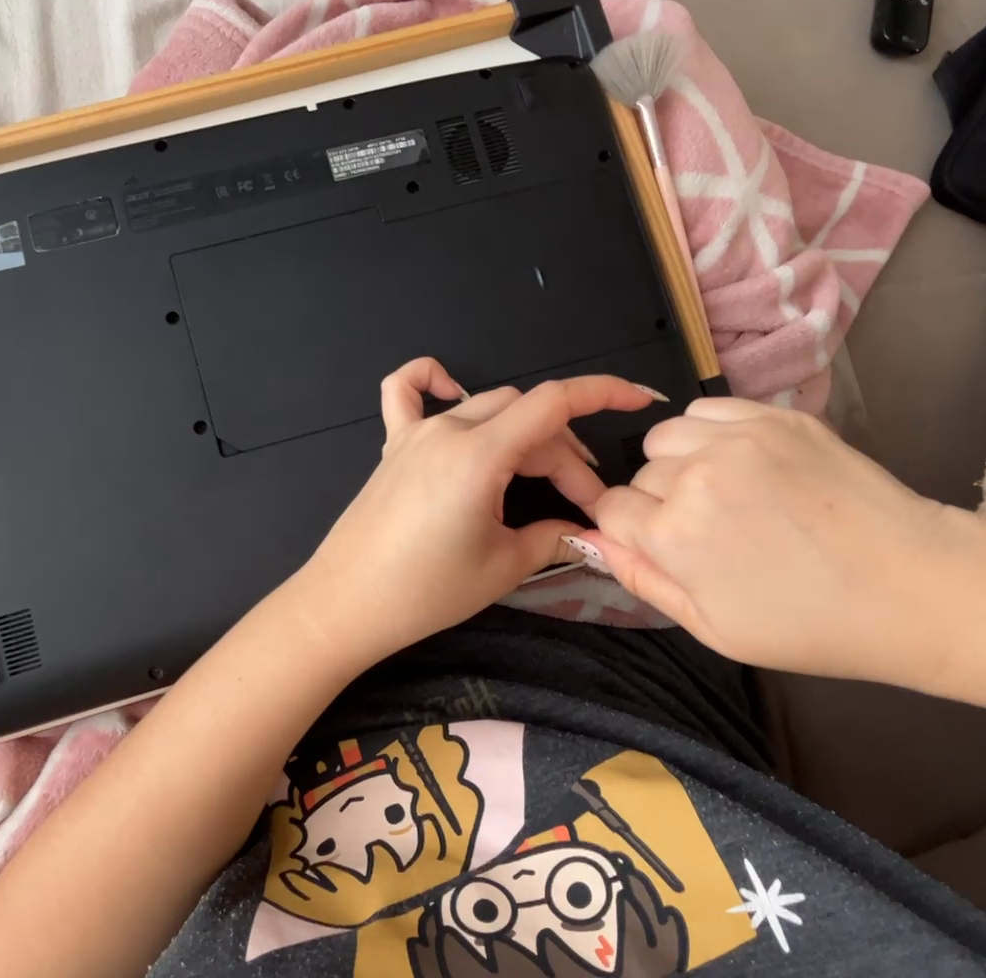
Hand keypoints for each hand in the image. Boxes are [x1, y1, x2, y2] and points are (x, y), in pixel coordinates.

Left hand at [290, 358, 662, 665]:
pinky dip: (432, 380)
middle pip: (526, 416)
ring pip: (486, 408)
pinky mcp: (392, 446)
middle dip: (564, 453)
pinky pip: (407, 393)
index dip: (603, 394)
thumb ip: (552, 537)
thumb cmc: (425, 592)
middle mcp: (447, 430)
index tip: (640, 401)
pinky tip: (451, 389)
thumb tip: (585, 531)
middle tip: (581, 503)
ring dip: (522, 435)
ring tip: (540, 479)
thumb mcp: (502, 567)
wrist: (345, 605)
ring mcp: (415, 433)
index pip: (552, 404)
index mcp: (478, 455)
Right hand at [581, 397, 968, 685]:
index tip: (664, 545)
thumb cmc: (809, 624)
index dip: (631, 531)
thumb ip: (643, 580)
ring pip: (667, 435)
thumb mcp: (713, 627)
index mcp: (674, 533)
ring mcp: (738, 438)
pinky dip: (711, 432)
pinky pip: (708, 409)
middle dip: (659, 500)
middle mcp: (695, 474)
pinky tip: (742, 462)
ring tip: (721, 489)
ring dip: (680, 461)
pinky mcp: (775, 417)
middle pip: (641, 473)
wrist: (913, 587)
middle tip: (710, 529)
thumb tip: (596, 541)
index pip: (610, 508)